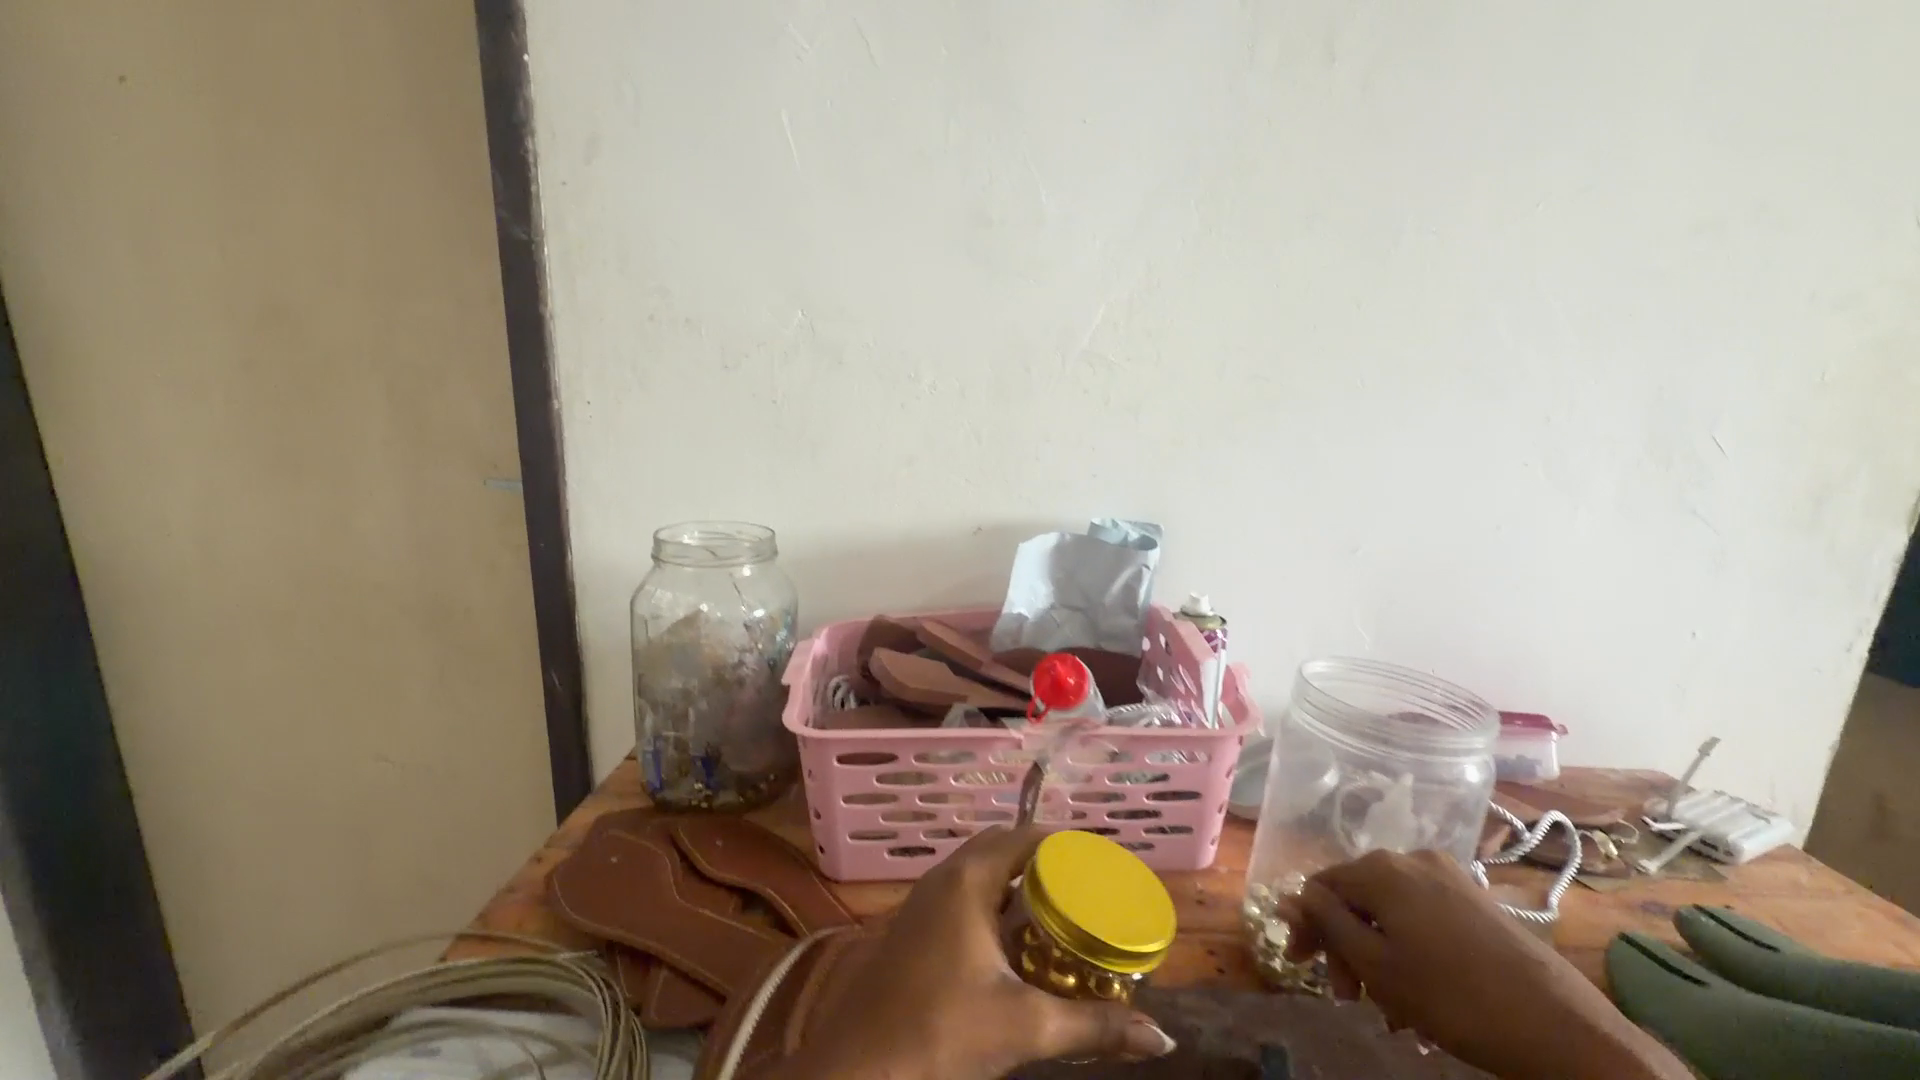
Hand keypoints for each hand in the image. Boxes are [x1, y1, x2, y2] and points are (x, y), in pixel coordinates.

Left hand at [786, 826, 1175, 1079]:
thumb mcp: (1024, 1028)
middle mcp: (942, 880)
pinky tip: (1019, 945)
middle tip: (1089, 889)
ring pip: (980, 876)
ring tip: (1063, 913)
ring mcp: (923, 905)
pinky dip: (996, 907)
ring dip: (1019, 887)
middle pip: (1001, 850)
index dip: (1065, 843)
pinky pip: (963, 899)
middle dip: (1045, 864)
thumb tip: (1161, 1037)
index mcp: (966, 882)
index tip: (1103, 863)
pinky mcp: (914, 932)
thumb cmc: (939, 1034)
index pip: (1022, 836)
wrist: (855, 1071)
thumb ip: (1093, 1026)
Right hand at [1282, 849, 1690, 1079]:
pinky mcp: (1479, 902)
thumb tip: (1290, 896)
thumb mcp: (1375, 965)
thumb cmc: (1453, 996)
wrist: (1561, 1027)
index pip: (1320, 885)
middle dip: (1345, 946)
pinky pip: (1424, 918)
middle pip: (1356, 897)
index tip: (1305, 969)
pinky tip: (1419, 994)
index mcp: (1382, 869)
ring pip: (1391, 912)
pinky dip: (1410, 950)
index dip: (1306, 926)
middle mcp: (1413, 860)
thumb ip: (1327, 924)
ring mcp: (1452, 878)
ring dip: (1378, 955)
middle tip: (1349, 997)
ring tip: (1389, 1008)